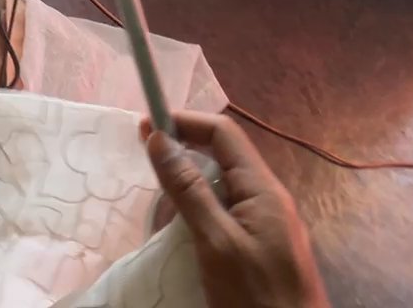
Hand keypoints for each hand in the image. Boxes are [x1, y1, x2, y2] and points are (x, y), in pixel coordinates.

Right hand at [143, 111, 328, 307]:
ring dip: (187, 190)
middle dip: (182, 156)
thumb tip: (157, 136)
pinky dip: (198, 216)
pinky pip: (224, 216)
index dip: (184, 122)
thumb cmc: (258, 301)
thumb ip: (188, 188)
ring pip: (220, 188)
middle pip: (221, 157)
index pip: (223, 133)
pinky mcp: (260, 251)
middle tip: (147, 171)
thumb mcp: (216, 243)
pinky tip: (181, 238)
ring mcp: (266, 227)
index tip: (144, 129)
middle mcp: (268, 200)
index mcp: (265, 190)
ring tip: (160, 212)